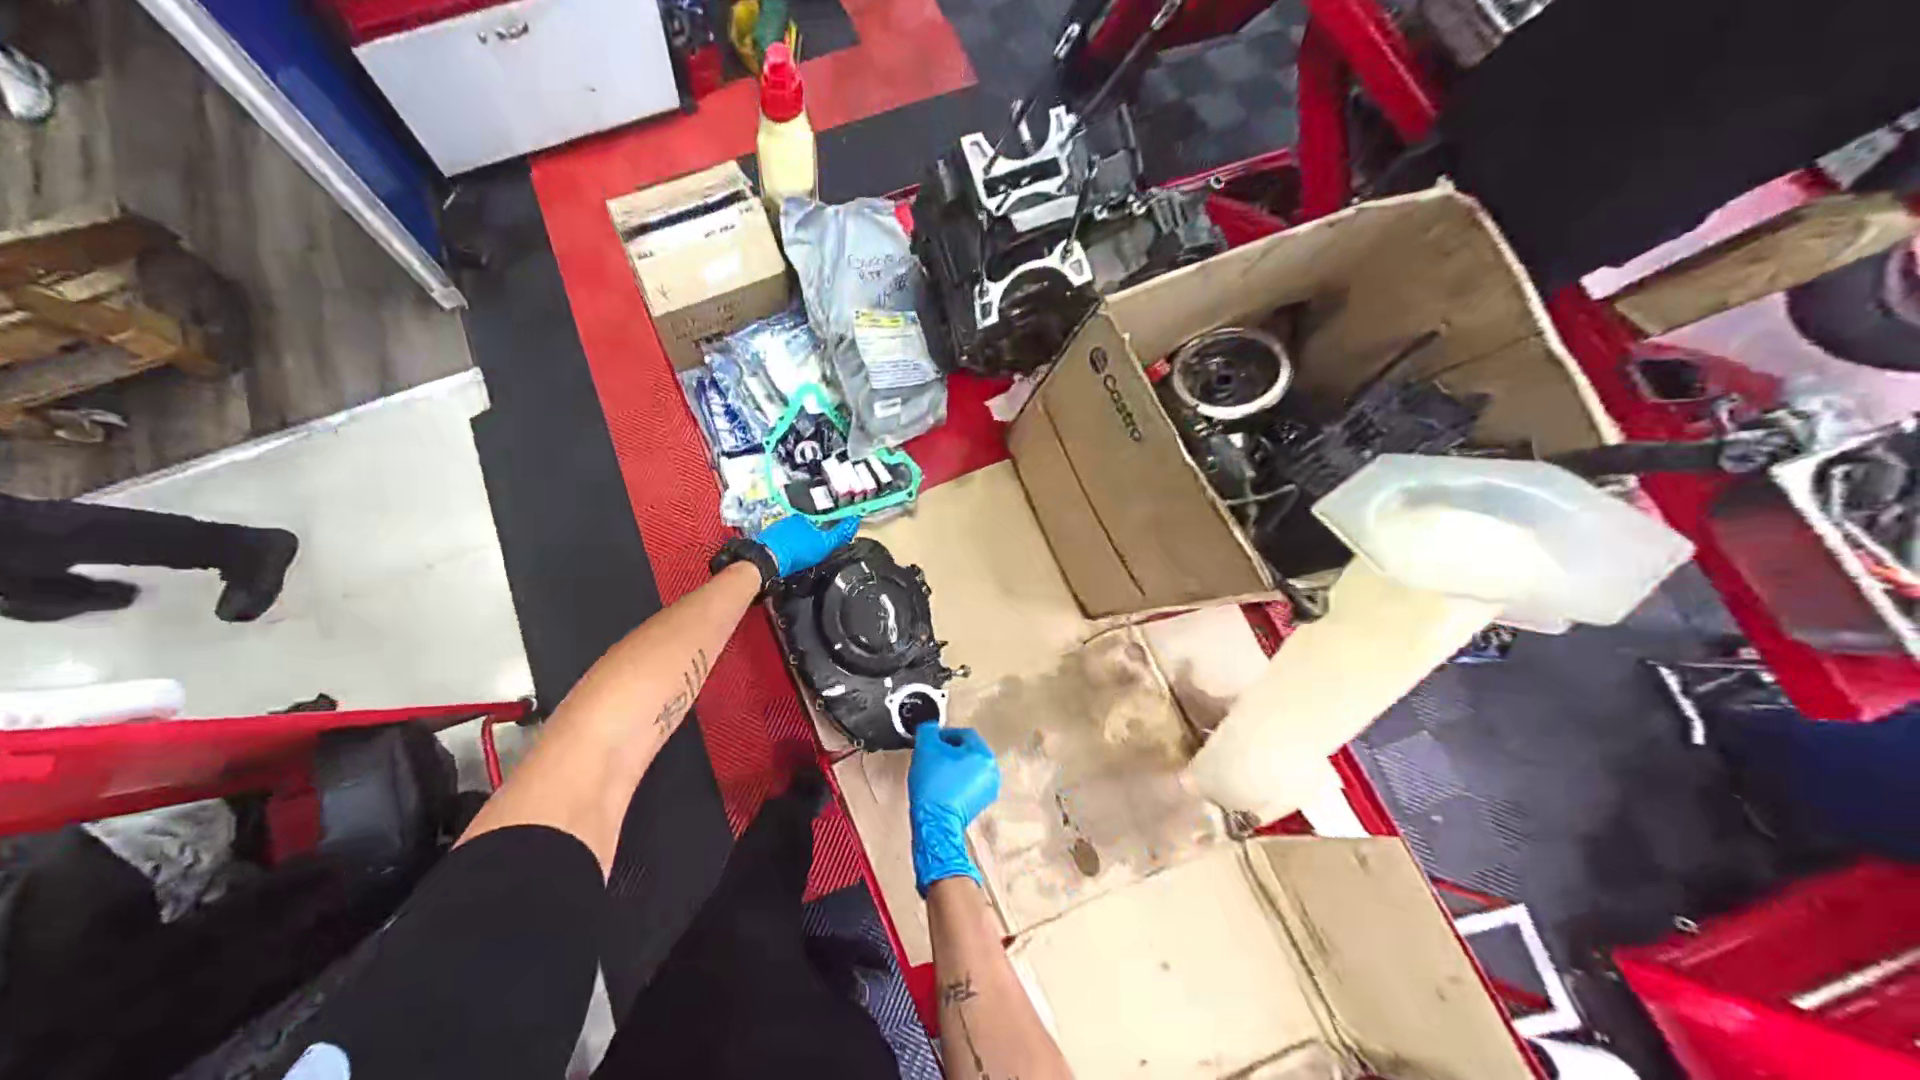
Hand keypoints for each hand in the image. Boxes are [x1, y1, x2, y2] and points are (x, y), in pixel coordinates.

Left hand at [753, 514, 859, 576]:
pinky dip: (785, 549)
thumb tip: (855, 521)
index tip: (826, 543)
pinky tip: (788, 558)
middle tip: (814, 551)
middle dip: (810, 537)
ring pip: (791, 535)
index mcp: (803, 518)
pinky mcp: (766, 539)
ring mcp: (775, 529)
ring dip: (797, 543)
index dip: (825, 532)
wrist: (766, 560)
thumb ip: (839, 534)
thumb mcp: (824, 544)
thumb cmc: (797, 551)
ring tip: (801, 556)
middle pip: (804, 528)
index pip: (819, 522)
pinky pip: (780, 542)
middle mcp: (788, 520)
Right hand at [908, 723, 998, 894]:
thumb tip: (930, 727)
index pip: (964, 733)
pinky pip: (967, 784)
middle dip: (948, 750)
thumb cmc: (933, 784)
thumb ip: (928, 730)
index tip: (930, 741)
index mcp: (984, 755)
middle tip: (930, 756)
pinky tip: (939, 786)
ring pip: (968, 767)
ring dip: (952, 766)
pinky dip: (955, 781)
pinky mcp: (979, 804)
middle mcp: (992, 771)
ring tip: (933, 772)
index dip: (944, 734)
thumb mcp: (926, 748)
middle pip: (968, 750)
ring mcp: (988, 790)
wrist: (934, 823)